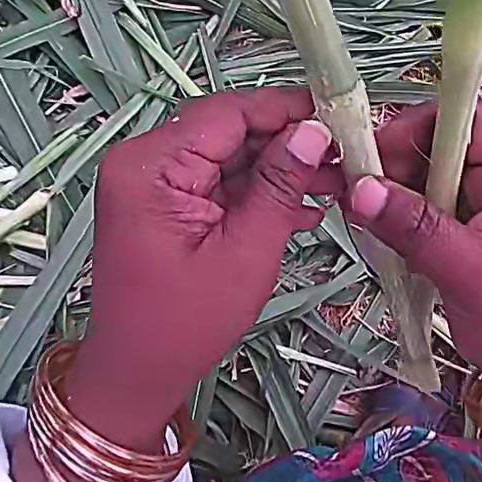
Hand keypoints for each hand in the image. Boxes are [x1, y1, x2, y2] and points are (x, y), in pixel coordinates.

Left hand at [67, 87, 341, 446]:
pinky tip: (299, 208)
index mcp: (150, 166)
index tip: (335, 115)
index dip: (285, 110)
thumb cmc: (186, 323)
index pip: (226, 113)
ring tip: (332, 184)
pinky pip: (217, 184)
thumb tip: (313, 131)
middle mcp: (144, 162)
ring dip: (277, 170)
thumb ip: (280, 185)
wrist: (138, 371)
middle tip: (343, 155)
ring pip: (228, 158)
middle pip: (227, 132)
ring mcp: (153, 183)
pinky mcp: (165, 204)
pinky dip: (255, 193)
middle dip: (287, 144)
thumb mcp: (245, 252)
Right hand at [344, 100, 481, 402]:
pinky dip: (392, 215)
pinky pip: (415, 205)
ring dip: (389, 192)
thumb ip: (417, 229)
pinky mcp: (455, 229)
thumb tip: (360, 189)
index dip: (421, 125)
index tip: (378, 157)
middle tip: (364, 198)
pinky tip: (381, 236)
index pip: (468, 119)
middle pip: (435, 143)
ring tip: (370, 222)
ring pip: (419, 174)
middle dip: (395, 163)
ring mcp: (474, 206)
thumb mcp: (471, 274)